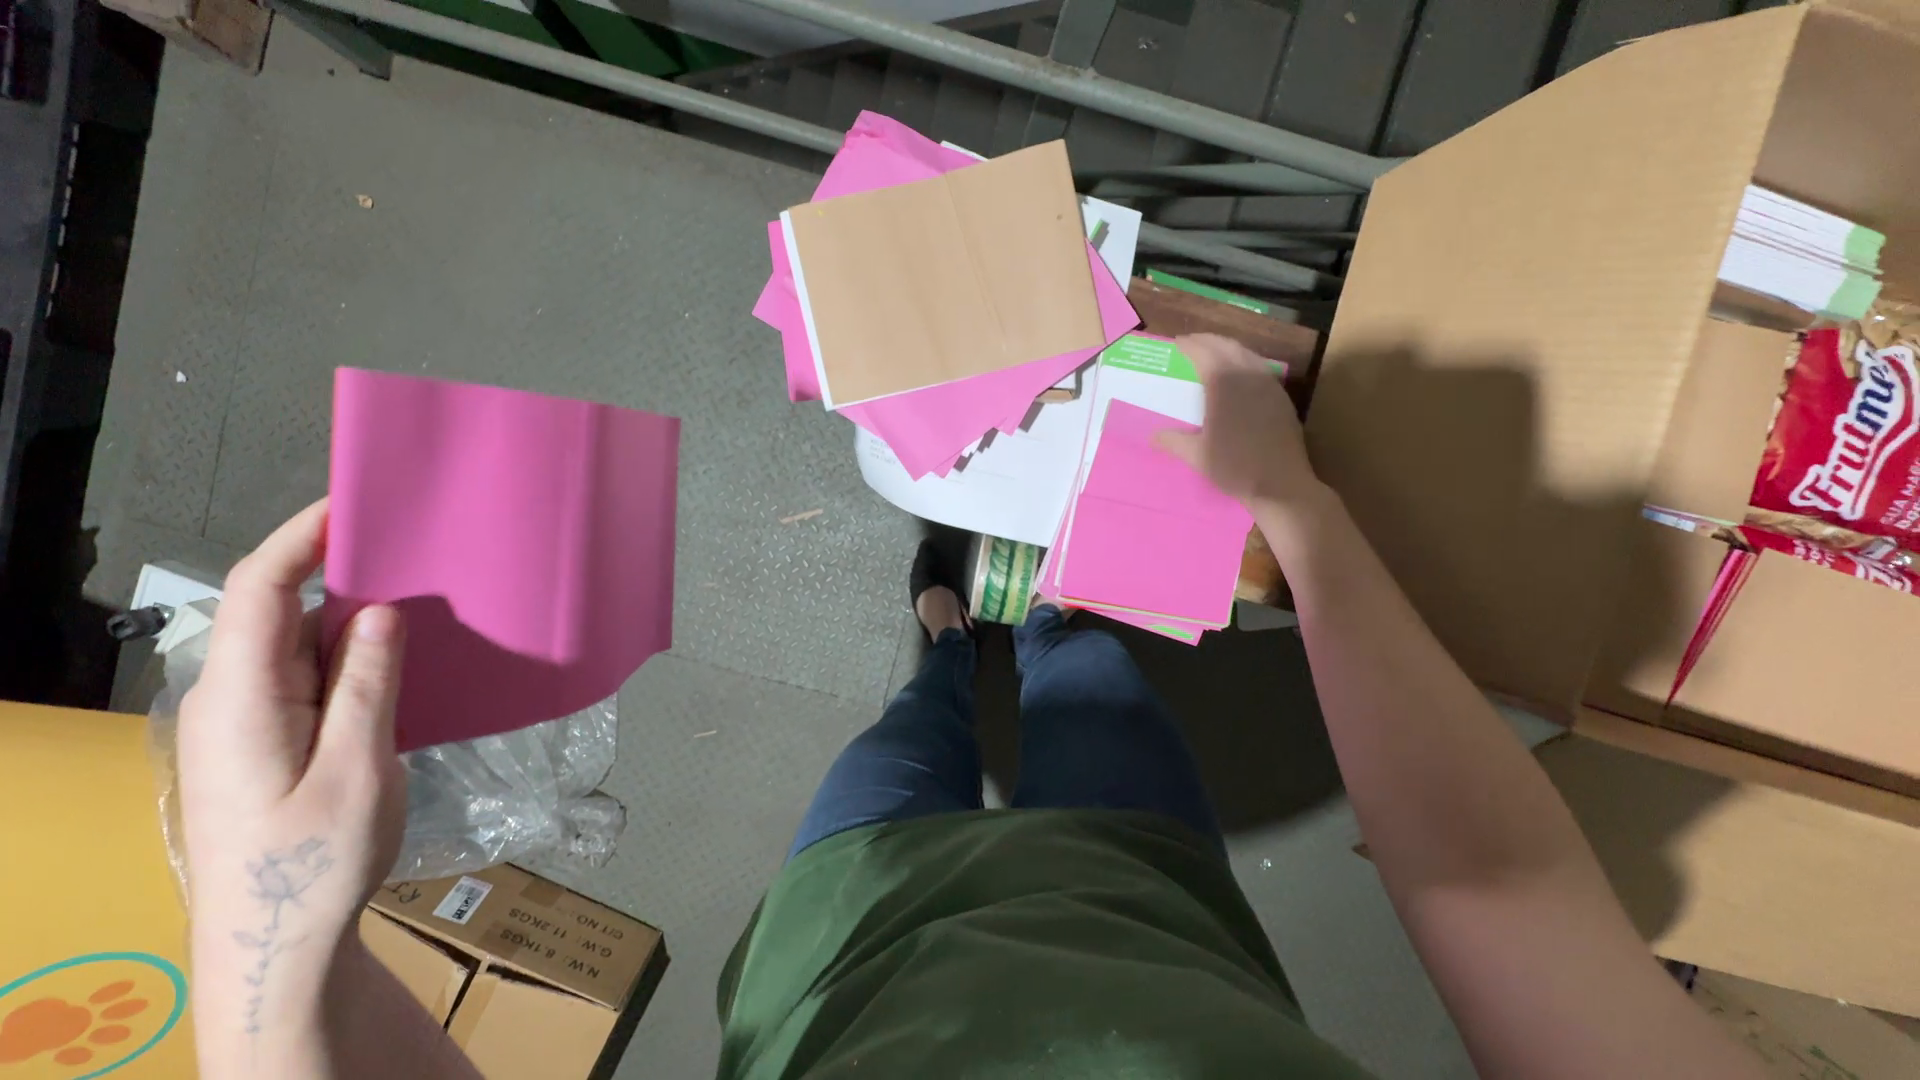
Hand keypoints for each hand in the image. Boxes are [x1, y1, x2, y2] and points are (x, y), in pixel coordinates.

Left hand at [178, 499, 407, 1068]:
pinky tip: (397, 660)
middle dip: (340, 572)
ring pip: (295, 644)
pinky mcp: (264, 740)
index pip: (255, 589)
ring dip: (352, 618)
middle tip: (417, 553)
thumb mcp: (358, 770)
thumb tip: (379, 610)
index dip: (300, 537)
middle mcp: (228, 697)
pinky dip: (349, 655)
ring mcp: (243, 720)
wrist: (275, 944)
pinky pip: (304, 675)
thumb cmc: (316, 861)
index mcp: (239, 697)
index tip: (356, 504)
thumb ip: (366, 685)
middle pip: (275, 610)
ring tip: (422, 601)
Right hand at [1155, 333, 1323, 511]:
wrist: (1281, 484)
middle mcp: (1247, 376)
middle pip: (1226, 346)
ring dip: (1227, 347)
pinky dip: (1245, 360)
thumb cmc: (1235, 468)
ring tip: (1213, 351)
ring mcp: (1268, 385)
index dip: (1189, 345)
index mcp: (1223, 385)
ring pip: (1247, 354)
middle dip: (1207, 340)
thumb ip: (1173, 441)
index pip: (1203, 353)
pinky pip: (1260, 367)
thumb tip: (1153, 436)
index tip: (1177, 342)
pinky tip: (1240, 372)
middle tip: (1192, 342)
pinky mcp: (1281, 397)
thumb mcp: (1197, 456)